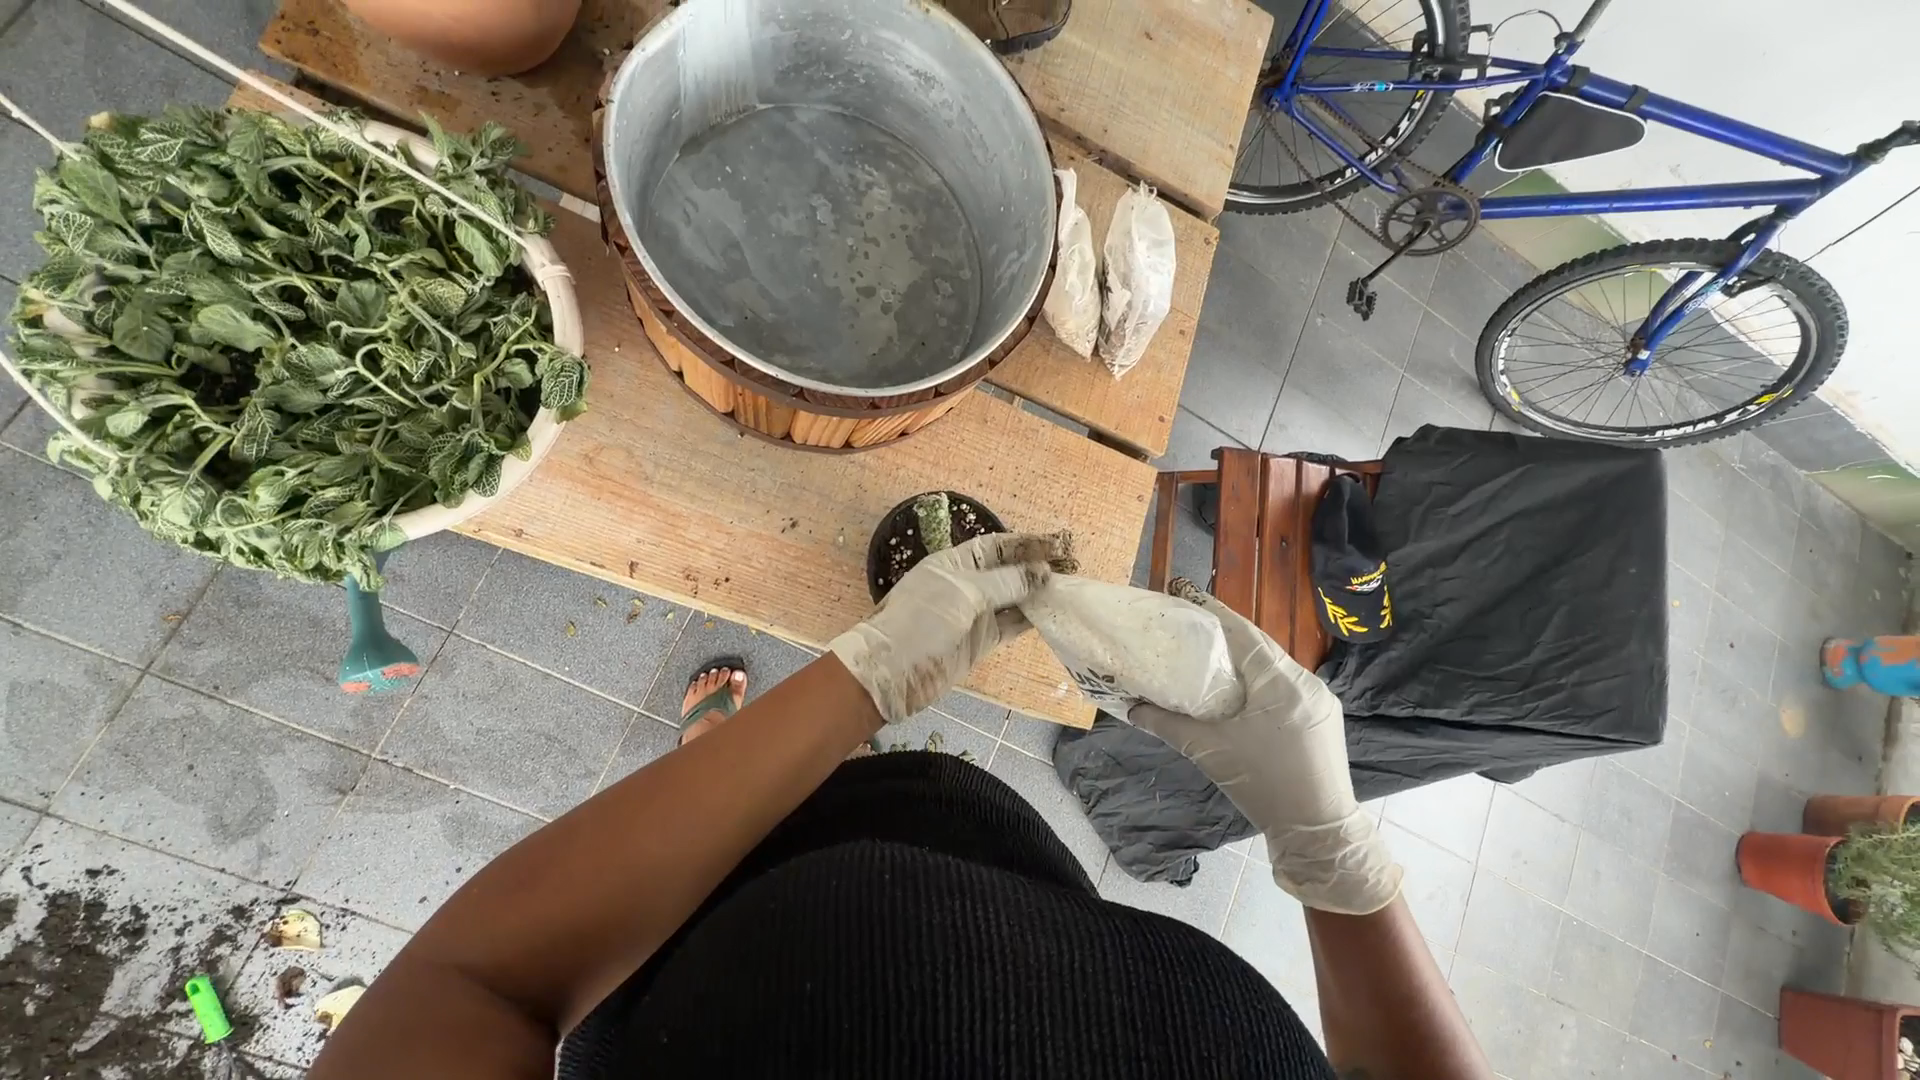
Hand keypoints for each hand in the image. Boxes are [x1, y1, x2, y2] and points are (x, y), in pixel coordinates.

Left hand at [830, 533, 1062, 723]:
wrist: (893, 672)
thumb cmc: (922, 621)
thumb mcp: (964, 594)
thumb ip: (1005, 582)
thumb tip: (1042, 573)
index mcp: (955, 564)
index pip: (996, 547)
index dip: (1026, 544)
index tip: (1057, 545)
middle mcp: (966, 585)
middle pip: (1008, 572)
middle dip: (1037, 568)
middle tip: (1071, 568)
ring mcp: (974, 615)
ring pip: (1013, 599)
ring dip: (1038, 595)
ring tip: (1069, 590)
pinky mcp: (980, 641)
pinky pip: (1011, 625)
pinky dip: (1031, 620)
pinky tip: (1052, 614)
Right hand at [1128, 585, 1401, 914]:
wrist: (1319, 834)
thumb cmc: (1263, 786)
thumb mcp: (1209, 752)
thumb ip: (1167, 724)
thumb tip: (1131, 708)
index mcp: (1281, 683)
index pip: (1243, 633)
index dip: (1212, 613)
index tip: (1186, 595)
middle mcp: (1306, 682)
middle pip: (1260, 647)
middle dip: (1225, 635)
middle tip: (1190, 626)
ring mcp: (1320, 700)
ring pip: (1274, 667)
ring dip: (1243, 660)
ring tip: (1209, 655)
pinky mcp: (1323, 718)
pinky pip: (1286, 686)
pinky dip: (1260, 681)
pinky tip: (1239, 690)